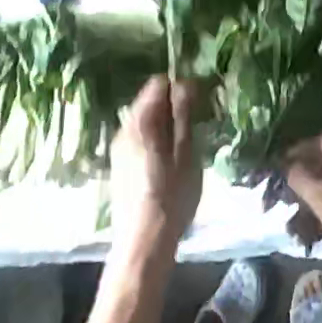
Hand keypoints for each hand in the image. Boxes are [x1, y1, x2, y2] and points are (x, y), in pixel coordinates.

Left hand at [106, 76, 202, 259]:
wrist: (144, 240)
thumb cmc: (172, 194)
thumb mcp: (186, 151)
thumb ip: (184, 115)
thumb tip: (185, 82)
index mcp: (140, 123)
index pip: (157, 84)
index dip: (181, 85)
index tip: (201, 98)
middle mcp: (124, 131)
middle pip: (150, 102)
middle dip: (175, 104)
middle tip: (200, 120)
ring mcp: (120, 149)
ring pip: (146, 121)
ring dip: (168, 122)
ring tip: (191, 140)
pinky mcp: (122, 165)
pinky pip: (142, 138)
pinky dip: (159, 138)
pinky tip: (174, 157)